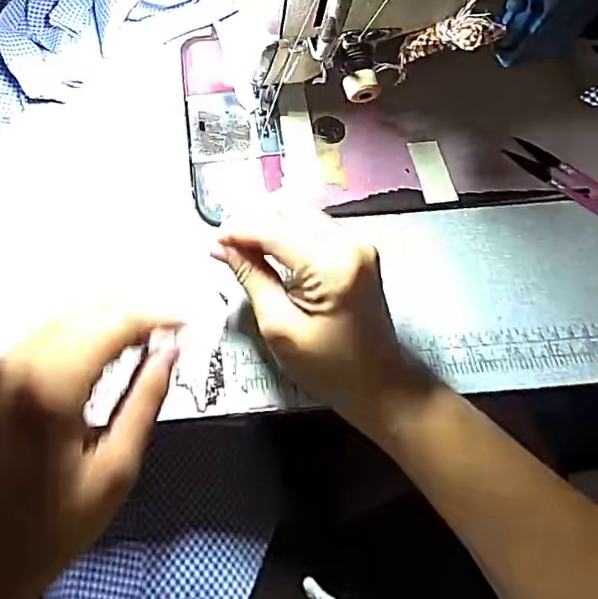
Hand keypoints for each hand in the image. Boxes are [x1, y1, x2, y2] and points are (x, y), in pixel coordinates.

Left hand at [0, 310, 180, 598]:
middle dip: (132, 314)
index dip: (156, 316)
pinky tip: (98, 356)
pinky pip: (45, 333)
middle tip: (166, 333)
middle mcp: (21, 360)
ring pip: (66, 314)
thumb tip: (168, 358)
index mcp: (51, 382)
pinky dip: (79, 332)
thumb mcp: (110, 475)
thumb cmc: (36, 533)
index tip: (182, 322)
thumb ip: (144, 404)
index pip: (114, 321)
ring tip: (140, 344)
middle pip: (89, 307)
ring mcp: (3, 364)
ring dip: (106, 320)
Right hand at [214, 217, 437, 434]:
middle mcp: (349, 244)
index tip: (214, 240)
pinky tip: (269, 248)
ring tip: (243, 247)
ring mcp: (357, 243)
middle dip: (252, 223)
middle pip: (287, 212)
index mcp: (331, 266)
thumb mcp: (279, 327)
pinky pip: (313, 224)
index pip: (273, 230)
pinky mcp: (357, 248)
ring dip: (268, 224)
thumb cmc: (330, 368)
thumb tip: (222, 247)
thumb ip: (251, 278)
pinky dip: (287, 230)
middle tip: (226, 245)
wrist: (383, 386)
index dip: (238, 231)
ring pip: (299, 213)